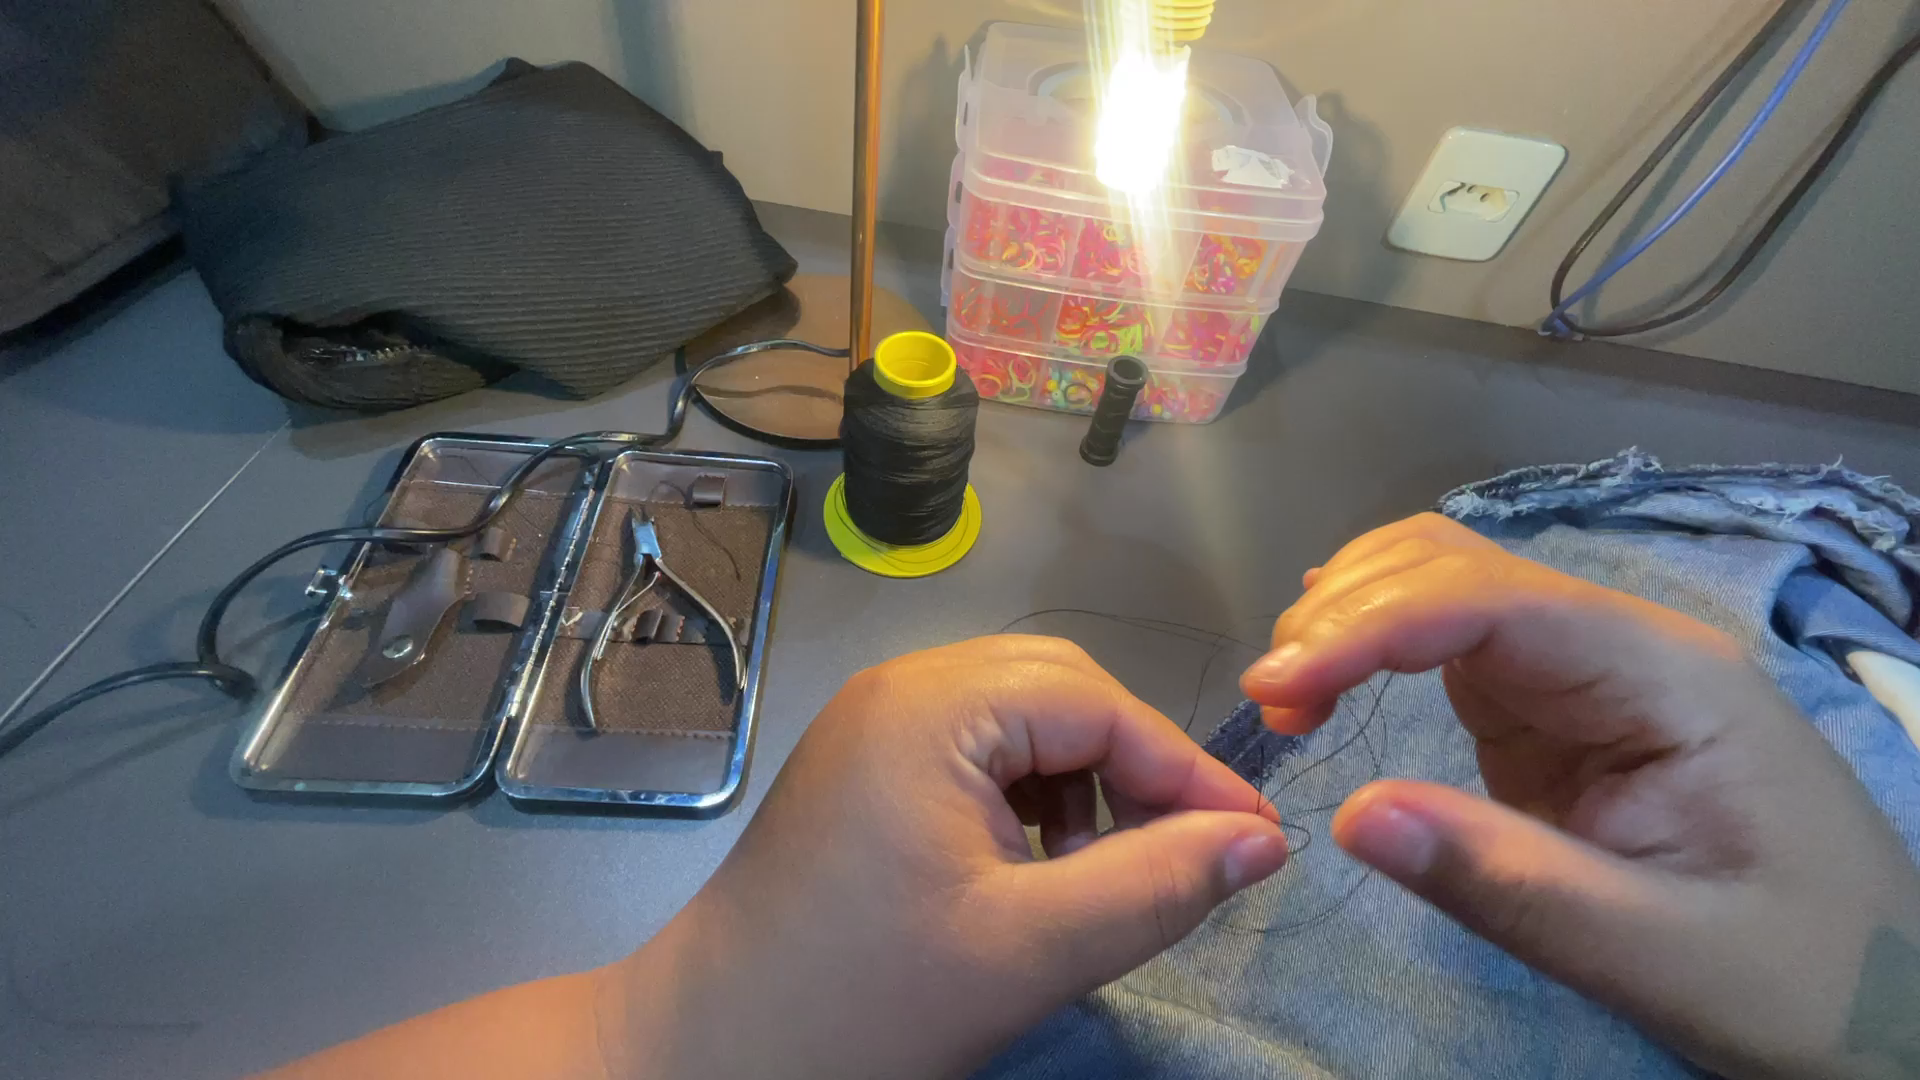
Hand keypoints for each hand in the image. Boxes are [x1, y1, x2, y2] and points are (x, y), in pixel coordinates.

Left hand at [604, 636, 1288, 1079]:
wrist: (712, 1049)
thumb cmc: (861, 1002)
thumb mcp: (1027, 951)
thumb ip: (1155, 887)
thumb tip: (1260, 841)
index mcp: (933, 705)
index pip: (1095, 702)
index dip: (1183, 767)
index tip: (1254, 836)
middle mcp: (905, 683)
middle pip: (1060, 688)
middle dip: (1131, 760)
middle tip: (1177, 844)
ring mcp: (882, 712)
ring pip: (1024, 709)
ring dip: (1081, 772)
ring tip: (1093, 862)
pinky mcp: (873, 751)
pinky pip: (980, 739)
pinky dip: (1030, 785)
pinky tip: (1032, 853)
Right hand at [1241, 513, 1919, 1079]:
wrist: (1886, 996)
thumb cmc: (1806, 978)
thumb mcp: (1668, 960)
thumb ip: (1509, 884)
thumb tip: (1349, 815)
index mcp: (1656, 672)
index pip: (1482, 600)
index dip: (1364, 629)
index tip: (1275, 690)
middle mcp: (1605, 637)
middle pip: (1443, 559)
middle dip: (1340, 611)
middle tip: (1274, 697)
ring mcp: (1568, 656)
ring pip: (1427, 574)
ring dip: (1341, 612)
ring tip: (1289, 690)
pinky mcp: (1535, 690)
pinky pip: (1431, 625)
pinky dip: (1360, 634)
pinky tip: (1324, 663)